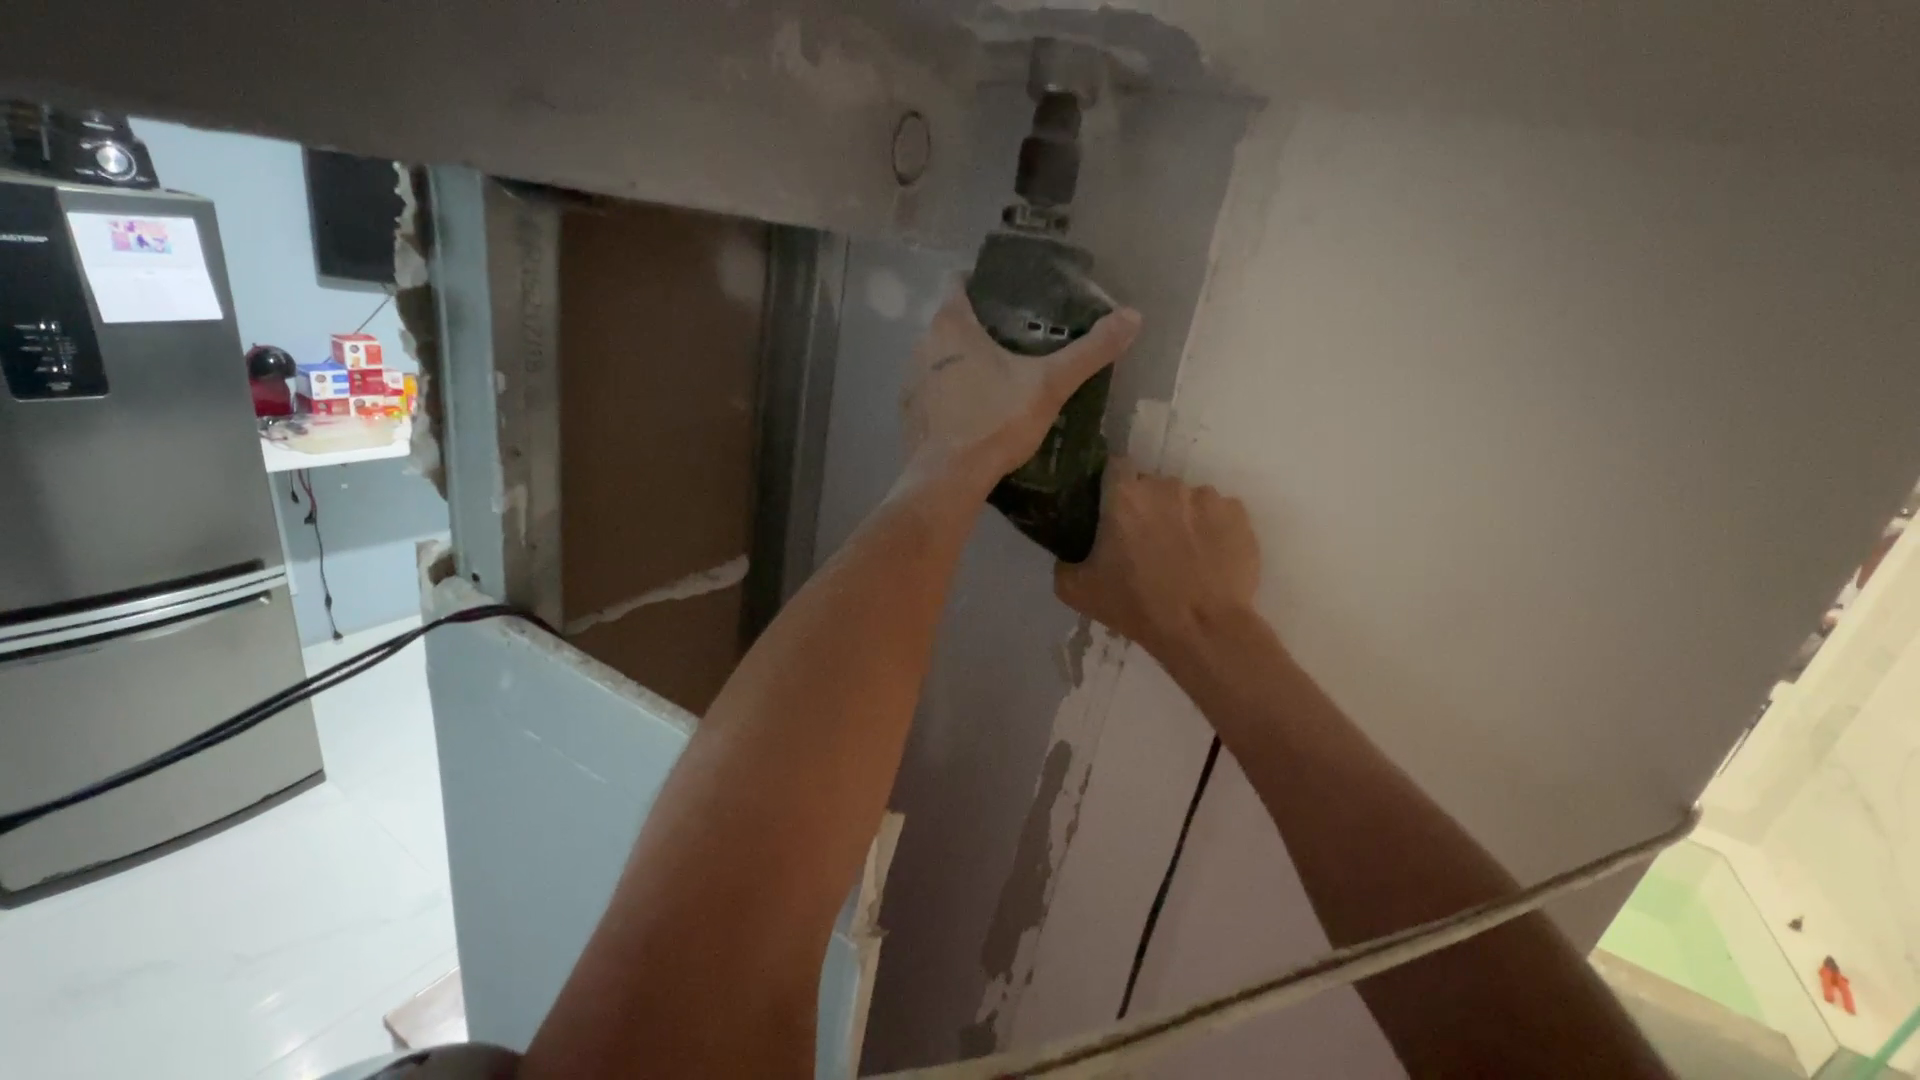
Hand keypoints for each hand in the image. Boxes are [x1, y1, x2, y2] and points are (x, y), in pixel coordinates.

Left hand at [902, 286, 1140, 493]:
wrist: (948, 479)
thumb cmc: (995, 421)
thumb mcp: (1049, 384)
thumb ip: (1089, 351)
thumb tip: (1133, 316)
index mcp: (951, 324)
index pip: (959, 283)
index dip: (983, 282)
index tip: (1011, 294)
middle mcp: (923, 344)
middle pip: (952, 321)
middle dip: (980, 326)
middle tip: (1017, 338)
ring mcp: (911, 380)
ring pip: (941, 358)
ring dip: (964, 362)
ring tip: (998, 374)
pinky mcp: (908, 413)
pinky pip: (932, 391)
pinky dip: (950, 394)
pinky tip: (974, 410)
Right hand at [1054, 458, 1261, 656]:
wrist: (1202, 628)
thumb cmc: (1136, 606)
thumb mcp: (1077, 592)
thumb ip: (1064, 564)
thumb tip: (1068, 555)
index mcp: (1123, 496)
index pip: (1114, 467)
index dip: (1112, 487)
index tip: (1113, 510)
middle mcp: (1165, 485)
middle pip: (1152, 486)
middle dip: (1148, 507)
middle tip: (1147, 542)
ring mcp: (1206, 496)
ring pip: (1187, 499)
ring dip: (1181, 517)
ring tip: (1184, 554)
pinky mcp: (1237, 513)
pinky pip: (1218, 513)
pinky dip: (1212, 529)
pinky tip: (1209, 558)